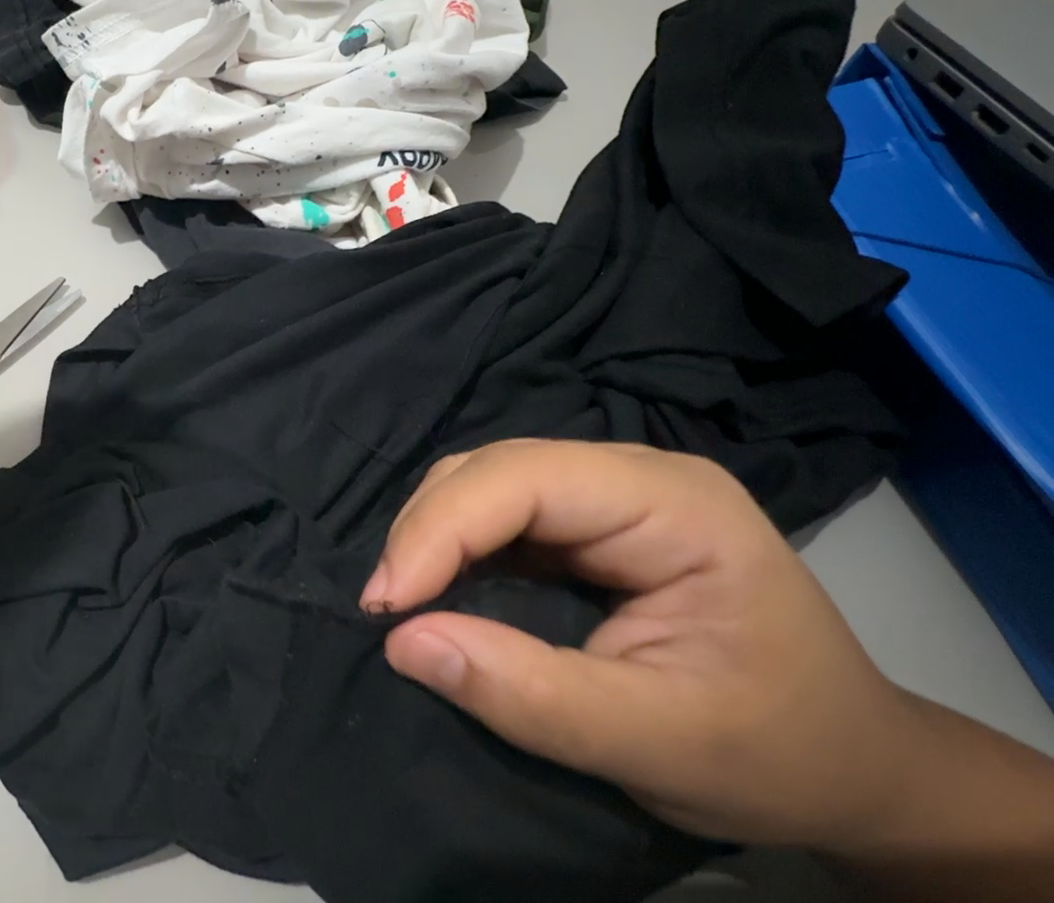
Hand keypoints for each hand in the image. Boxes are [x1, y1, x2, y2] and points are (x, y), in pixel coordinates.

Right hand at [358, 439, 923, 849]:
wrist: (850, 766)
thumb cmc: (778, 755)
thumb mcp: (660, 743)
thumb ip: (531, 695)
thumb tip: (403, 642)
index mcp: (674, 506)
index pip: (524, 479)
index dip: (440, 529)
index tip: (386, 607)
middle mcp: (634, 479)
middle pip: (492, 468)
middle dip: (426, 532)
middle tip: (386, 612)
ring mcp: (608, 498)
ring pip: (480, 483)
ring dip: (430, 538)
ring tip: (402, 605)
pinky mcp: (584, 527)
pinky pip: (493, 516)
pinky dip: (449, 552)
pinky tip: (436, 593)